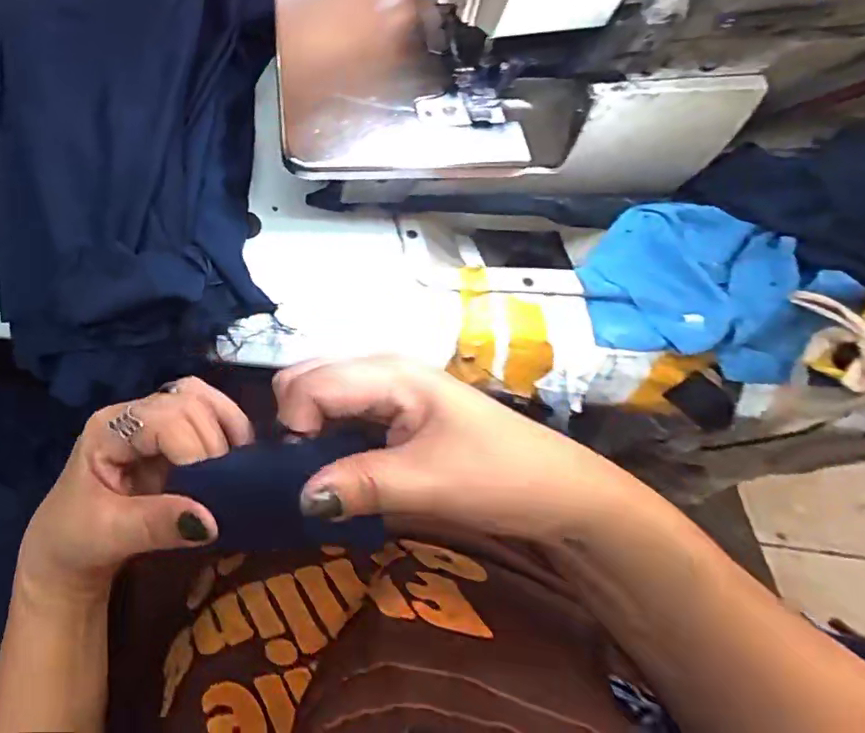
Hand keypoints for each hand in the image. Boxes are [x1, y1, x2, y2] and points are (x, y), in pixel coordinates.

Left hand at [17, 378, 254, 594]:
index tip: (208, 500)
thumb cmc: (76, 539)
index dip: (194, 452)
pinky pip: (207, 418)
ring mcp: (150, 426)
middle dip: (213, 443)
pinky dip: (229, 433)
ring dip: (227, 429)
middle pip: (185, 402)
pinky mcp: (170, 442)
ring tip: (239, 470)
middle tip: (224, 491)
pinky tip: (238, 464)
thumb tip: (211, 520)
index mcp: (107, 430)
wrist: (65, 554)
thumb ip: (155, 525)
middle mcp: (130, 417)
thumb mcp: (109, 535)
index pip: (162, 420)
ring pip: (199, 399)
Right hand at [275, 356, 655, 542]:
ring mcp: (381, 383)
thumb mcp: (432, 485)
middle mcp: (376, 366)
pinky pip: (333, 406)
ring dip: (306, 427)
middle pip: (300, 378)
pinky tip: (339, 459)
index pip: (307, 385)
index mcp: (387, 372)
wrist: (572, 497)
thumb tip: (301, 498)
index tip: (308, 472)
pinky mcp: (386, 404)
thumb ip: (361, 485)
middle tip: (312, 466)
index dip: (295, 426)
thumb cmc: (505, 479)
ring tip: (323, 466)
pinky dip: (323, 431)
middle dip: (292, 420)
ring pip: (311, 389)